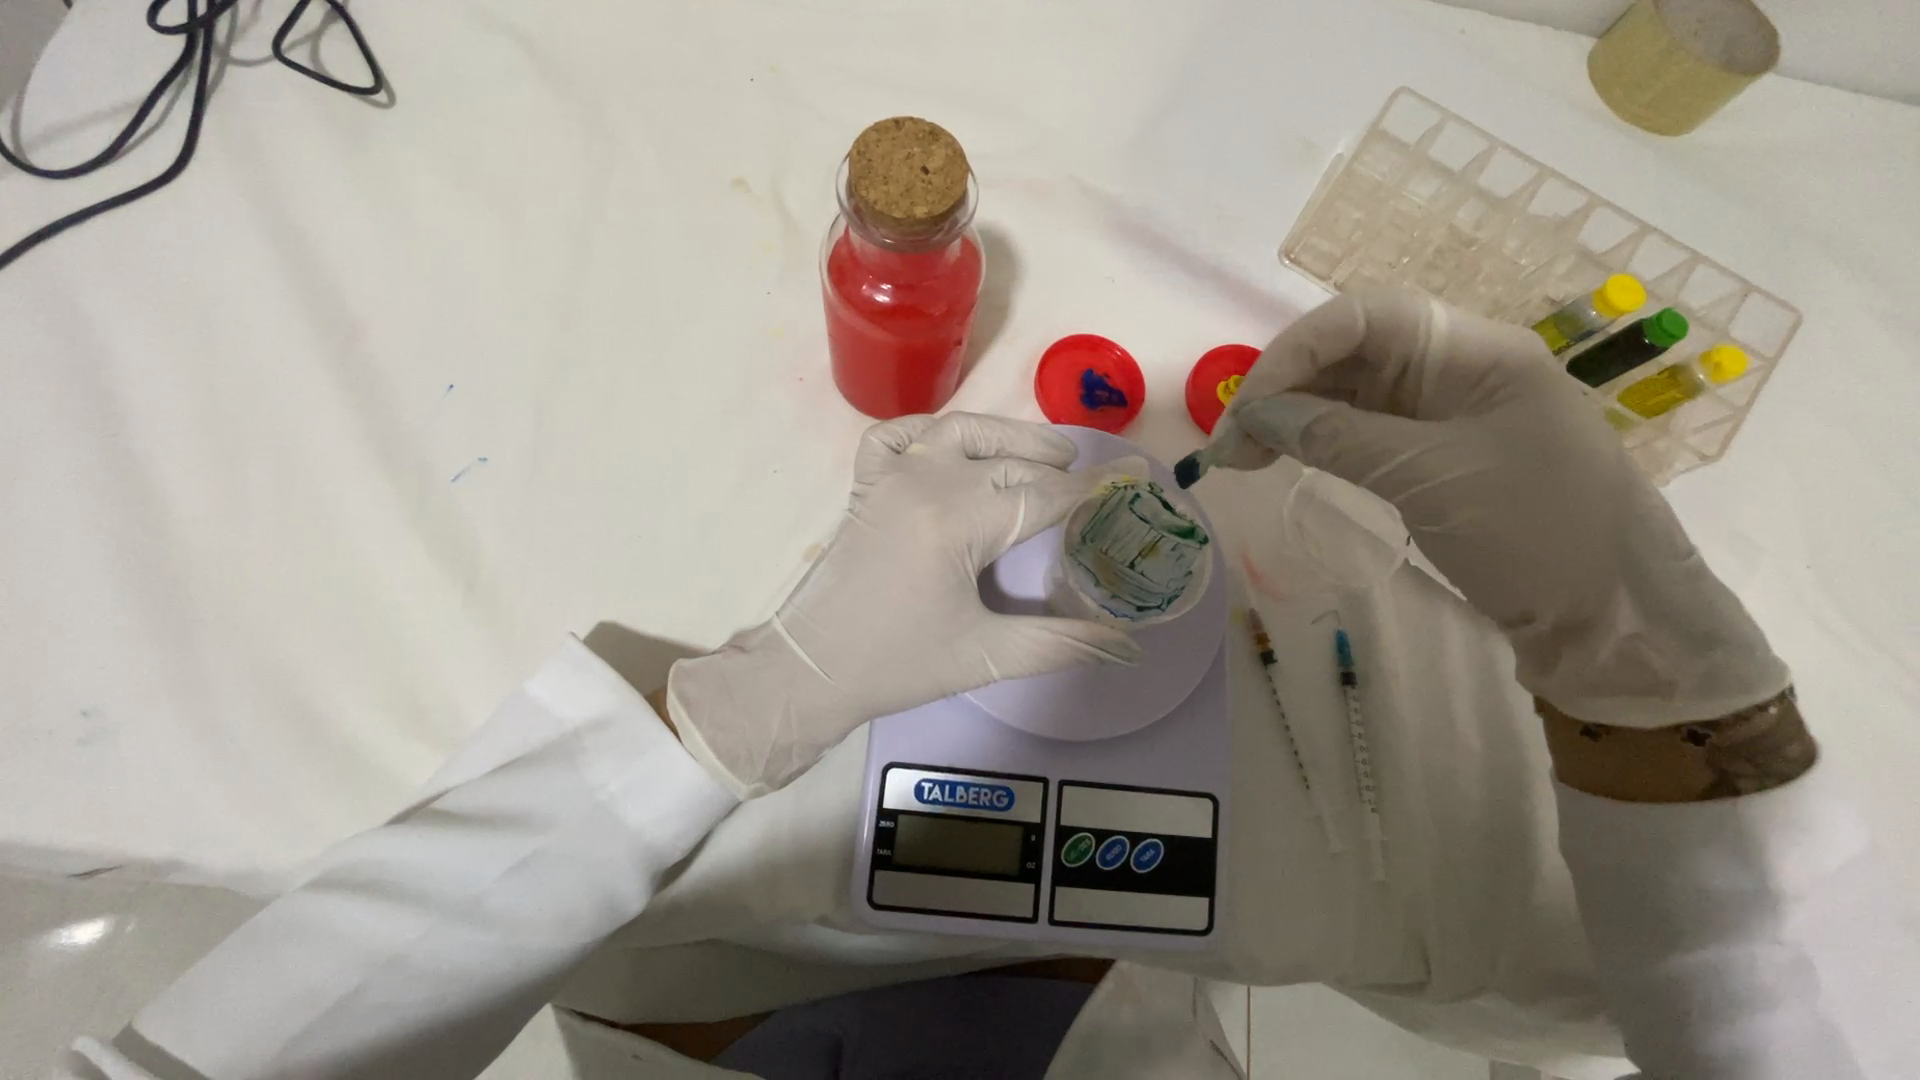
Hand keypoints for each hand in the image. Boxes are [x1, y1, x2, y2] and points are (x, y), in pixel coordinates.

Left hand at [669, 413, 1144, 796]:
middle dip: (1057, 471)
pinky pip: (897, 434)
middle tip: (1092, 487)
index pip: (1042, 496)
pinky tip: (954, 446)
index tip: (1127, 485)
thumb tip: (1128, 645)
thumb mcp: (985, 656)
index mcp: (958, 521)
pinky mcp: (865, 484)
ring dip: (1008, 436)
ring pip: (961, 430)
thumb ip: (1061, 644)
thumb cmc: (898, 664)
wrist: (813, 668)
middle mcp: (926, 481)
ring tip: (1048, 452)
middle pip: (1010, 463)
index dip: (1089, 492)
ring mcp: (890, 476)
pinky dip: (930, 430)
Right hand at [1204, 286, 1787, 727]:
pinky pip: (1356, 429)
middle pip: (1346, 351)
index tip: (1244, 410)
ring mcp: (1438, 412)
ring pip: (1344, 392)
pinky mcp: (1426, 453)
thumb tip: (1255, 414)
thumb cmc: (1537, 532)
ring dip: (1287, 416)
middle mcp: (1452, 368)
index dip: (1294, 353)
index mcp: (1473, 351)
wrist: (1609, 615)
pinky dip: (1312, 440)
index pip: (1363, 319)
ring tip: (1241, 459)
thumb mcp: (1429, 478)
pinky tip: (1280, 457)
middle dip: (1281, 387)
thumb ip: (1337, 436)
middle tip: (1229, 446)